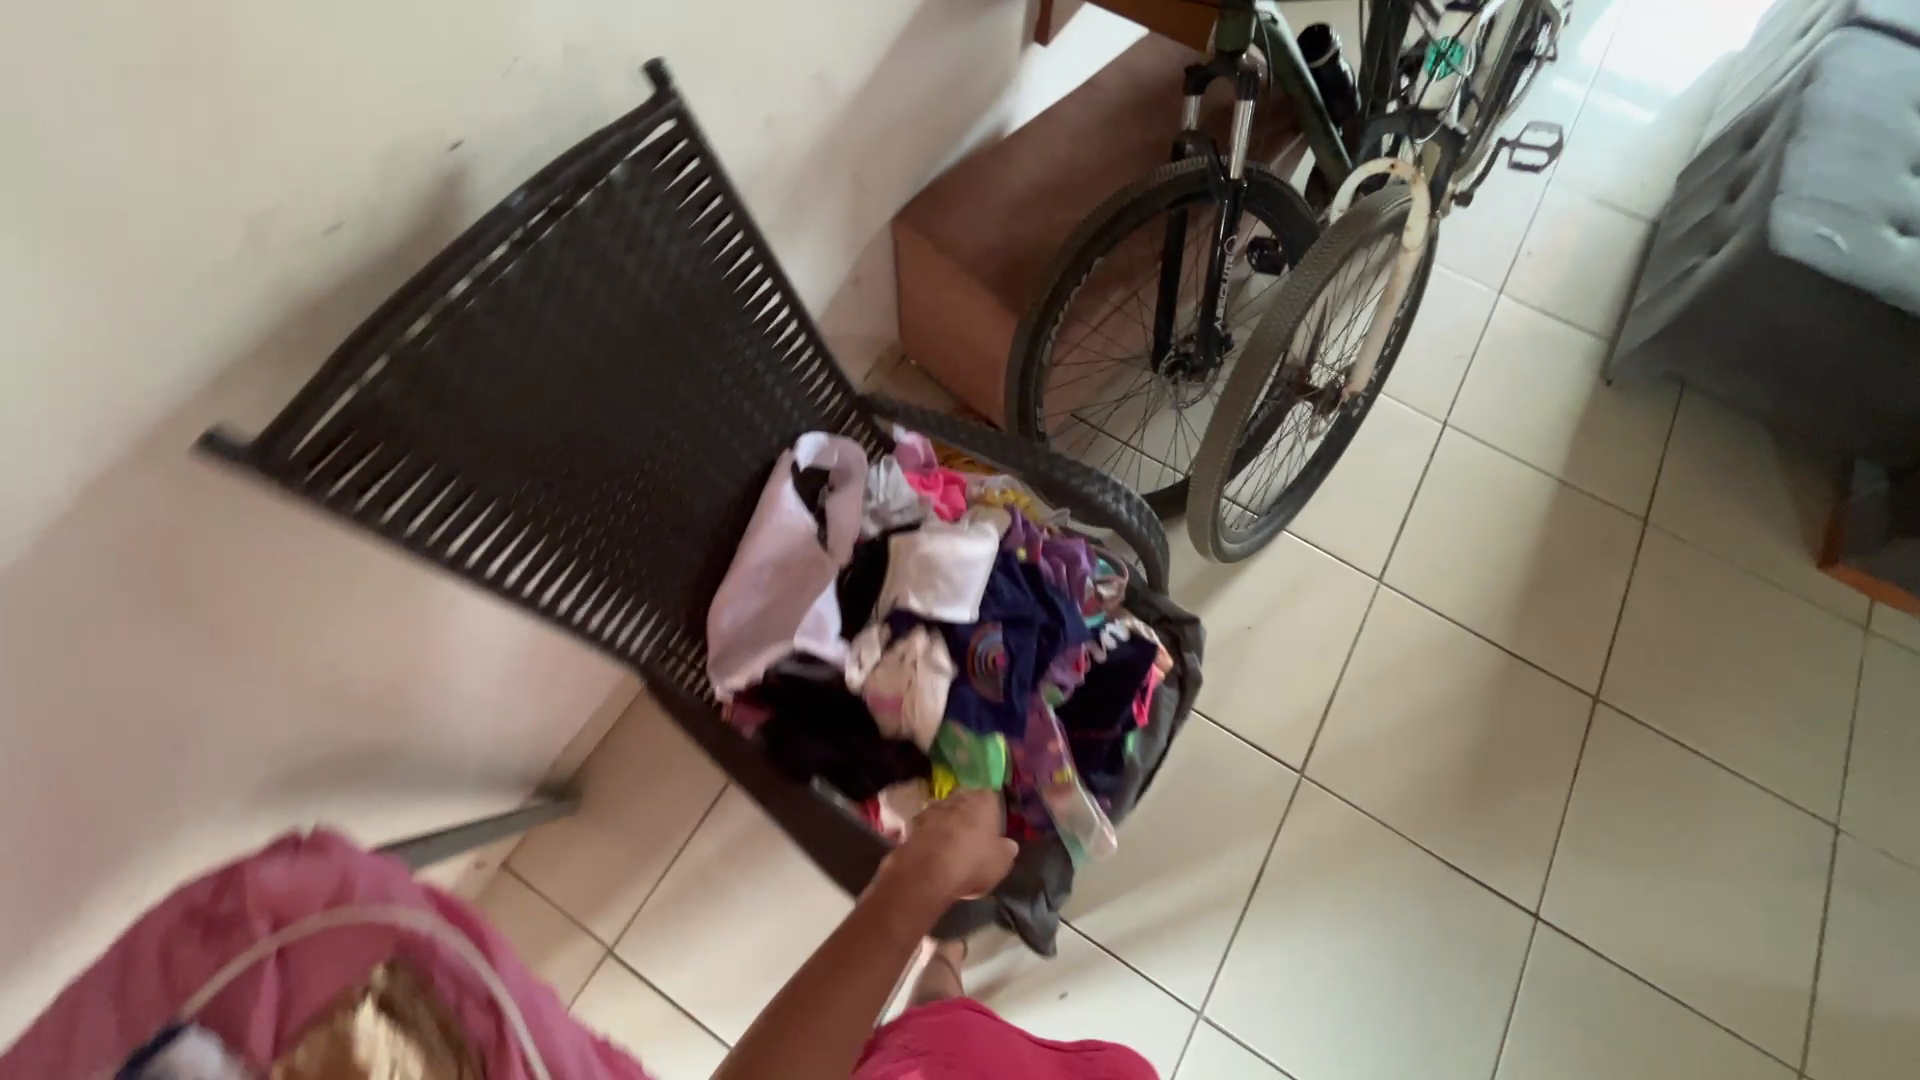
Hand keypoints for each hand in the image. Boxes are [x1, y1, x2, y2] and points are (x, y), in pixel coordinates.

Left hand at [875, 790, 1018, 908]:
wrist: (927, 871)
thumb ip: (1006, 850)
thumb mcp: (1001, 863)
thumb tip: (1009, 845)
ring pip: (944, 813)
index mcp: (982, 801)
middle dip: (968, 815)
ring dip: (947, 825)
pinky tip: (933, 855)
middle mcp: (957, 797)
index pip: (991, 797)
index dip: (992, 811)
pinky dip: (930, 837)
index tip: (992, 828)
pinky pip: (927, 828)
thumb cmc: (972, 862)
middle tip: (973, 836)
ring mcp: (932, 808)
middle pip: (965, 801)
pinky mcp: (912, 824)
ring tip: (951, 848)